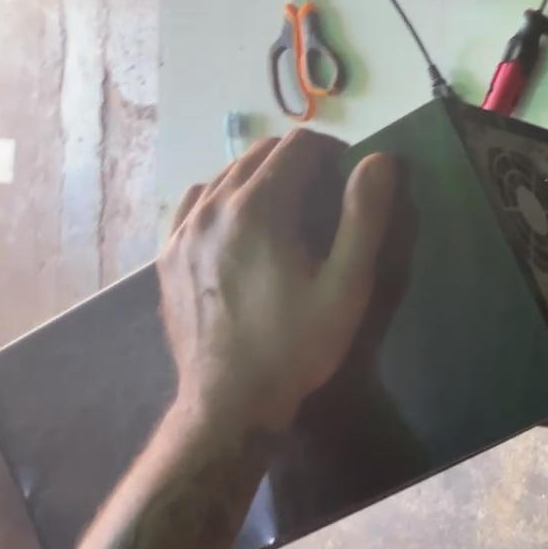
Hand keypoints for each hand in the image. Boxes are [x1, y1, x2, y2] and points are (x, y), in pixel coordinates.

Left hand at [159, 130, 400, 432]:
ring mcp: (181, 230)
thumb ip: (364, 218)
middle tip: (330, 196)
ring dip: (264, 177)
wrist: (229, 402)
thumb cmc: (297, 344)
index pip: (298, 146)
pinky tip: (244, 226)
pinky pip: (196, 202)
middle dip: (301, 161)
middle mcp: (211, 207)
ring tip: (292, 210)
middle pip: (259, 153)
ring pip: (225, 174)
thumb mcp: (347, 285)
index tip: (353, 179)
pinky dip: (226, 197)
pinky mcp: (167, 255)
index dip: (335, 153)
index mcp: (258, 209)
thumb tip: (380, 161)